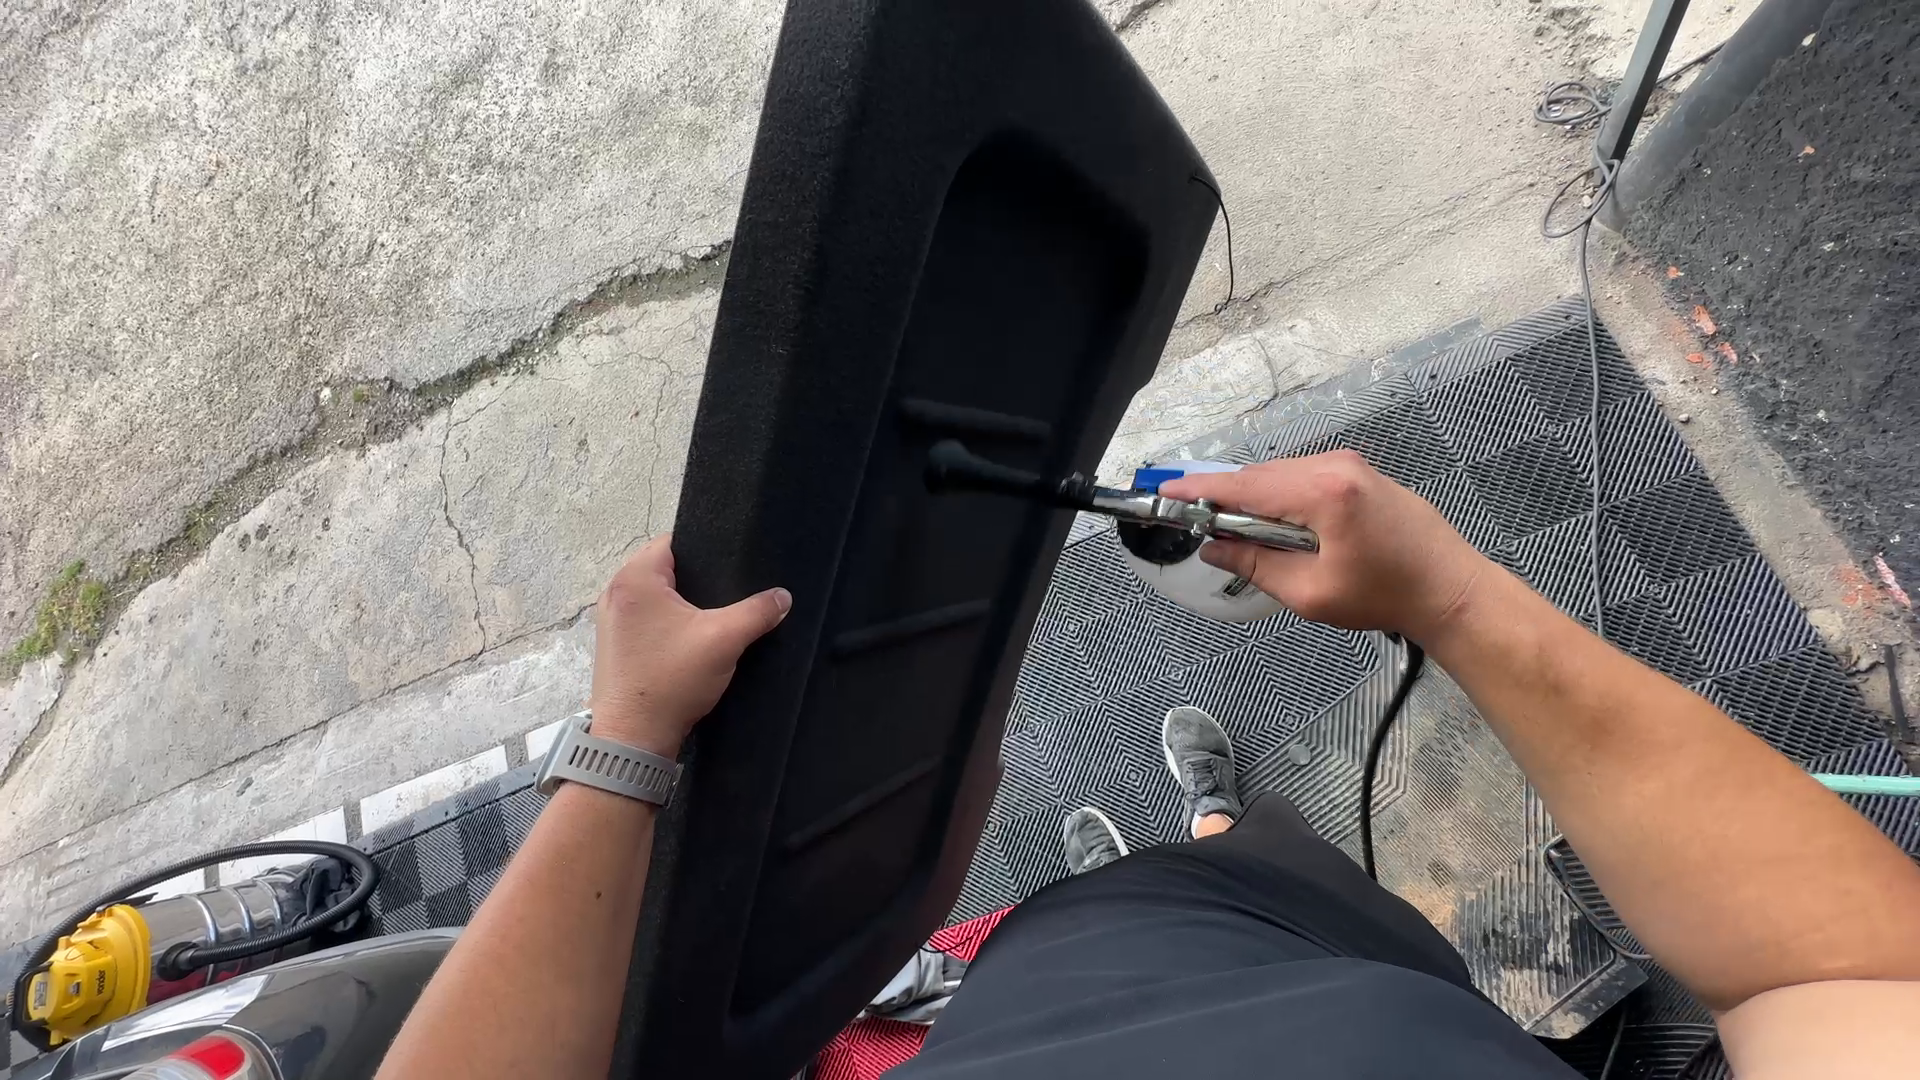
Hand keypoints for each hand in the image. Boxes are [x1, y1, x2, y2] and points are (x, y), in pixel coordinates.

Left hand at [587, 535, 791, 755]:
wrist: (634, 738)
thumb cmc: (670, 681)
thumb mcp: (725, 639)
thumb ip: (758, 611)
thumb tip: (783, 597)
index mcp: (634, 579)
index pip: (673, 542)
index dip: (706, 547)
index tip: (733, 560)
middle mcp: (616, 593)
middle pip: (665, 568)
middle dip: (698, 576)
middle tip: (732, 586)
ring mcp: (612, 620)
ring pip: (658, 595)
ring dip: (684, 601)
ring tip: (718, 610)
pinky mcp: (617, 644)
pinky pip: (649, 617)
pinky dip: (671, 620)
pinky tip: (696, 635)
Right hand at [1158, 450, 1489, 640]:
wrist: (1453, 591)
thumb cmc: (1385, 597)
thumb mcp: (1310, 592)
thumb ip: (1254, 565)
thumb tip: (1212, 548)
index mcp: (1323, 493)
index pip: (1244, 486)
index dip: (1200, 490)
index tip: (1167, 492)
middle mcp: (1334, 466)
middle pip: (1258, 476)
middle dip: (1223, 496)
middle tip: (1195, 521)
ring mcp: (1349, 465)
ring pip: (1278, 474)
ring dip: (1250, 497)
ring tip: (1233, 528)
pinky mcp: (1357, 472)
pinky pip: (1300, 476)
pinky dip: (1276, 495)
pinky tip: (1272, 521)